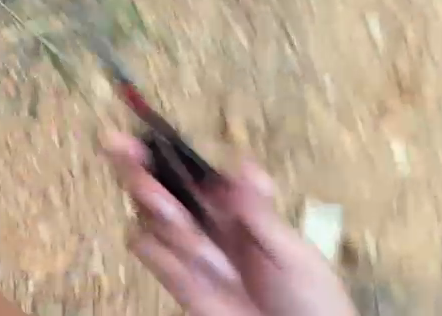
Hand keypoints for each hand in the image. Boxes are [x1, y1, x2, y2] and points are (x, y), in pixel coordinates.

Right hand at [103, 133, 356, 315]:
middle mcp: (194, 214)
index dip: (155, 148)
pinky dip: (163, 254)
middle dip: (135, 173)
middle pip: (147, 177)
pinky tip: (195, 271)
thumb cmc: (308, 301)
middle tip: (148, 187)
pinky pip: (141, 243)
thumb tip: (241, 162)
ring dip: (165, 224)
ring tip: (203, 251)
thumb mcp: (293, 254)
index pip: (182, 165)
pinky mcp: (165, 266)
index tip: (133, 141)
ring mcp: (178, 240)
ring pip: (142, 209)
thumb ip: (259, 212)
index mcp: (226, 203)